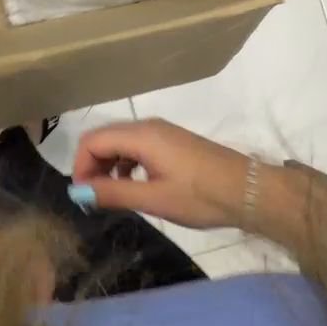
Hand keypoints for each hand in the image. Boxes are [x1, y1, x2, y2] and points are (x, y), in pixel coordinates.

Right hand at [72, 119, 249, 229]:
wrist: (249, 191)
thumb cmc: (200, 197)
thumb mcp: (154, 199)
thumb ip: (113, 192)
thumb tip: (78, 193)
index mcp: (140, 135)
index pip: (92, 140)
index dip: (80, 166)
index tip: (83, 196)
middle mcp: (147, 126)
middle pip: (104, 138)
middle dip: (91, 165)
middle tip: (93, 198)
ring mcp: (161, 132)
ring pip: (120, 142)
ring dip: (108, 165)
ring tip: (111, 195)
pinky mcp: (171, 142)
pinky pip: (136, 146)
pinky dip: (125, 163)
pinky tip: (133, 185)